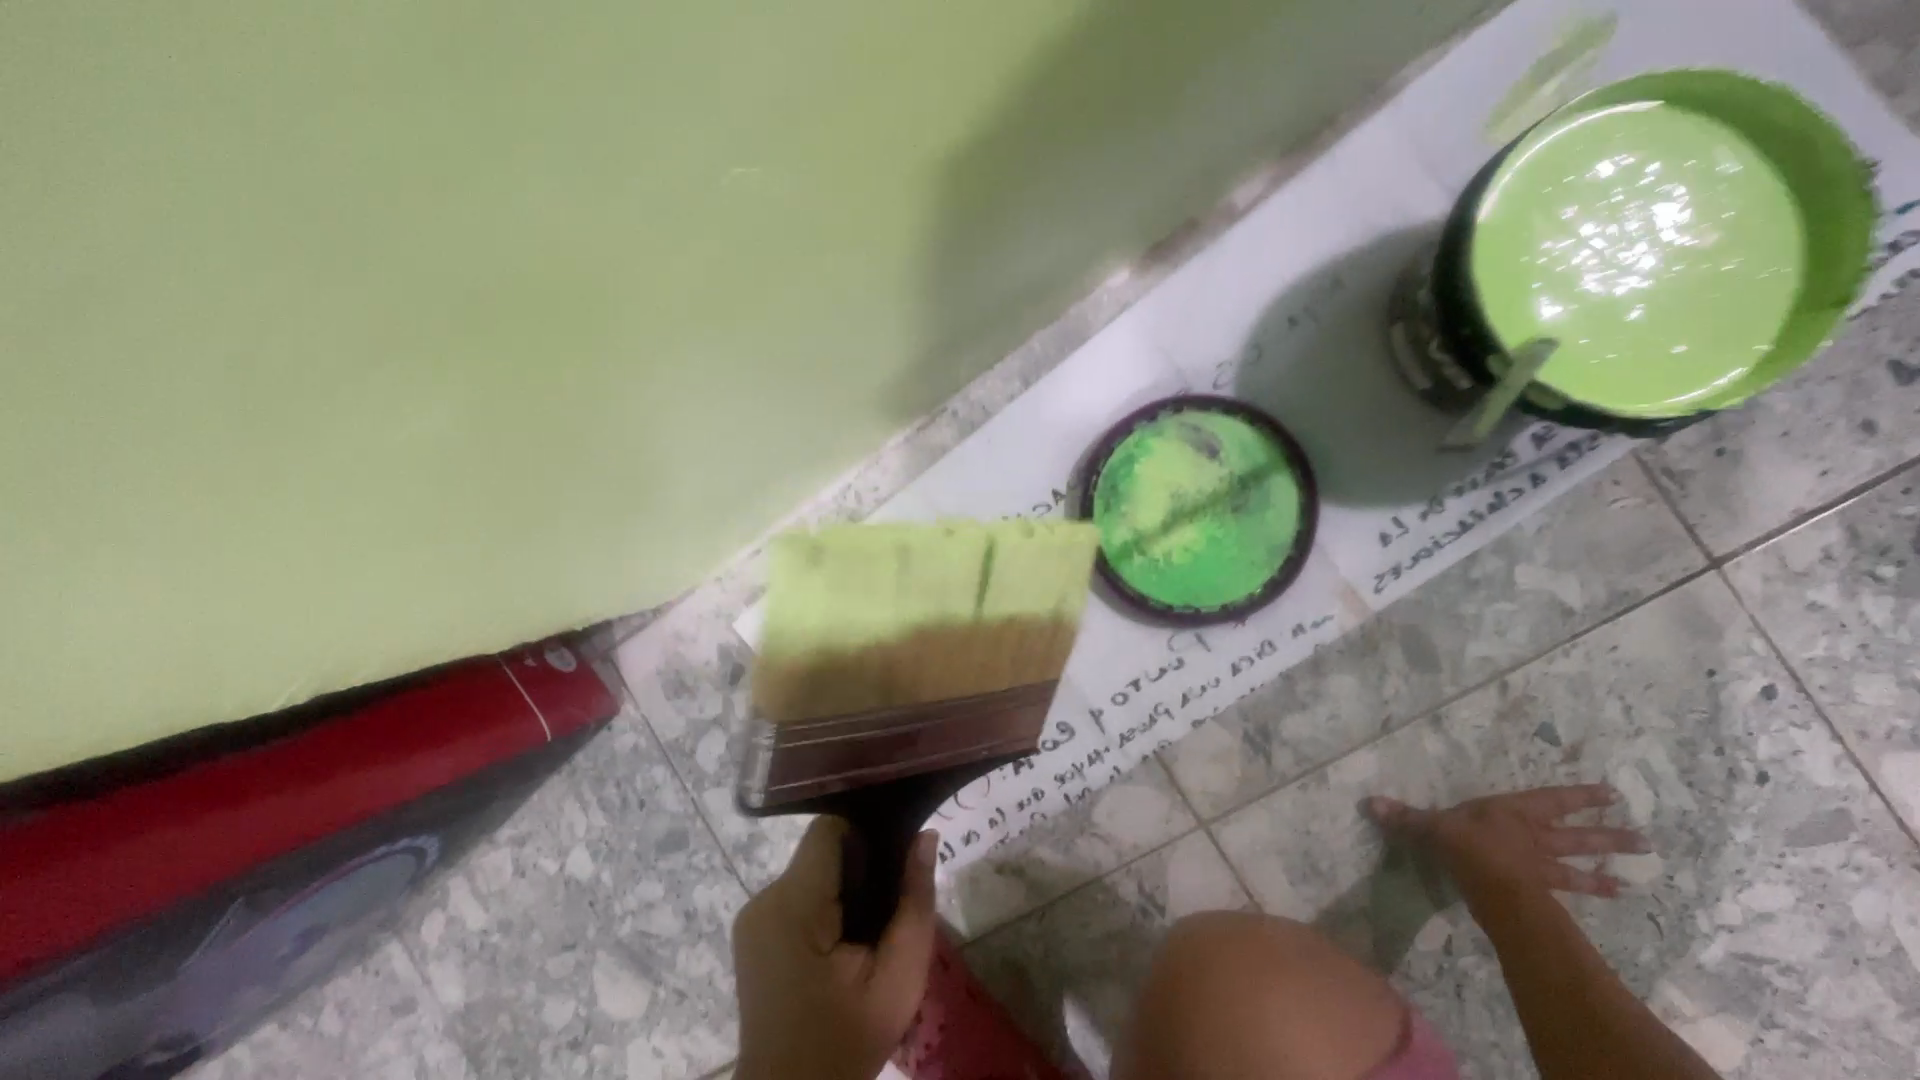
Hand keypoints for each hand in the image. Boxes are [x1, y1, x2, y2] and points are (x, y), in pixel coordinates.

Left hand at [733, 817, 939, 1079]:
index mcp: (793, 904)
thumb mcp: (899, 976)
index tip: (898, 862)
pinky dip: (826, 908)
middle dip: (862, 868)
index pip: (830, 829)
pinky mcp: (753, 933)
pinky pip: (798, 897)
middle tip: (892, 906)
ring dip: (844, 890)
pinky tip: (845, 946)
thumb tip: (925, 835)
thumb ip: (914, 901)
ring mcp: (753, 917)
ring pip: (812, 873)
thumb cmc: (848, 1039)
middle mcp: (763, 899)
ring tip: (871, 932)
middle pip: (822, 851)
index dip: (870, 834)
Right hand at [1365, 784, 1648, 908]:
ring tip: (1632, 880)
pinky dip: (1588, 894)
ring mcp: (1541, 867)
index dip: (1581, 797)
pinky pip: (1568, 893)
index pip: (1554, 800)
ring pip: (1578, 866)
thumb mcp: (1432, 826)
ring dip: (1603, 871)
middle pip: (1577, 835)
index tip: (1612, 794)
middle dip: (1608, 836)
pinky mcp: (1540, 892)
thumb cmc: (1465, 846)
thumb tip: (1370, 803)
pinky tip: (1610, 900)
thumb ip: (1407, 817)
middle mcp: (1535, 837)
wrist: (1489, 886)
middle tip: (1645, 839)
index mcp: (1513, 812)